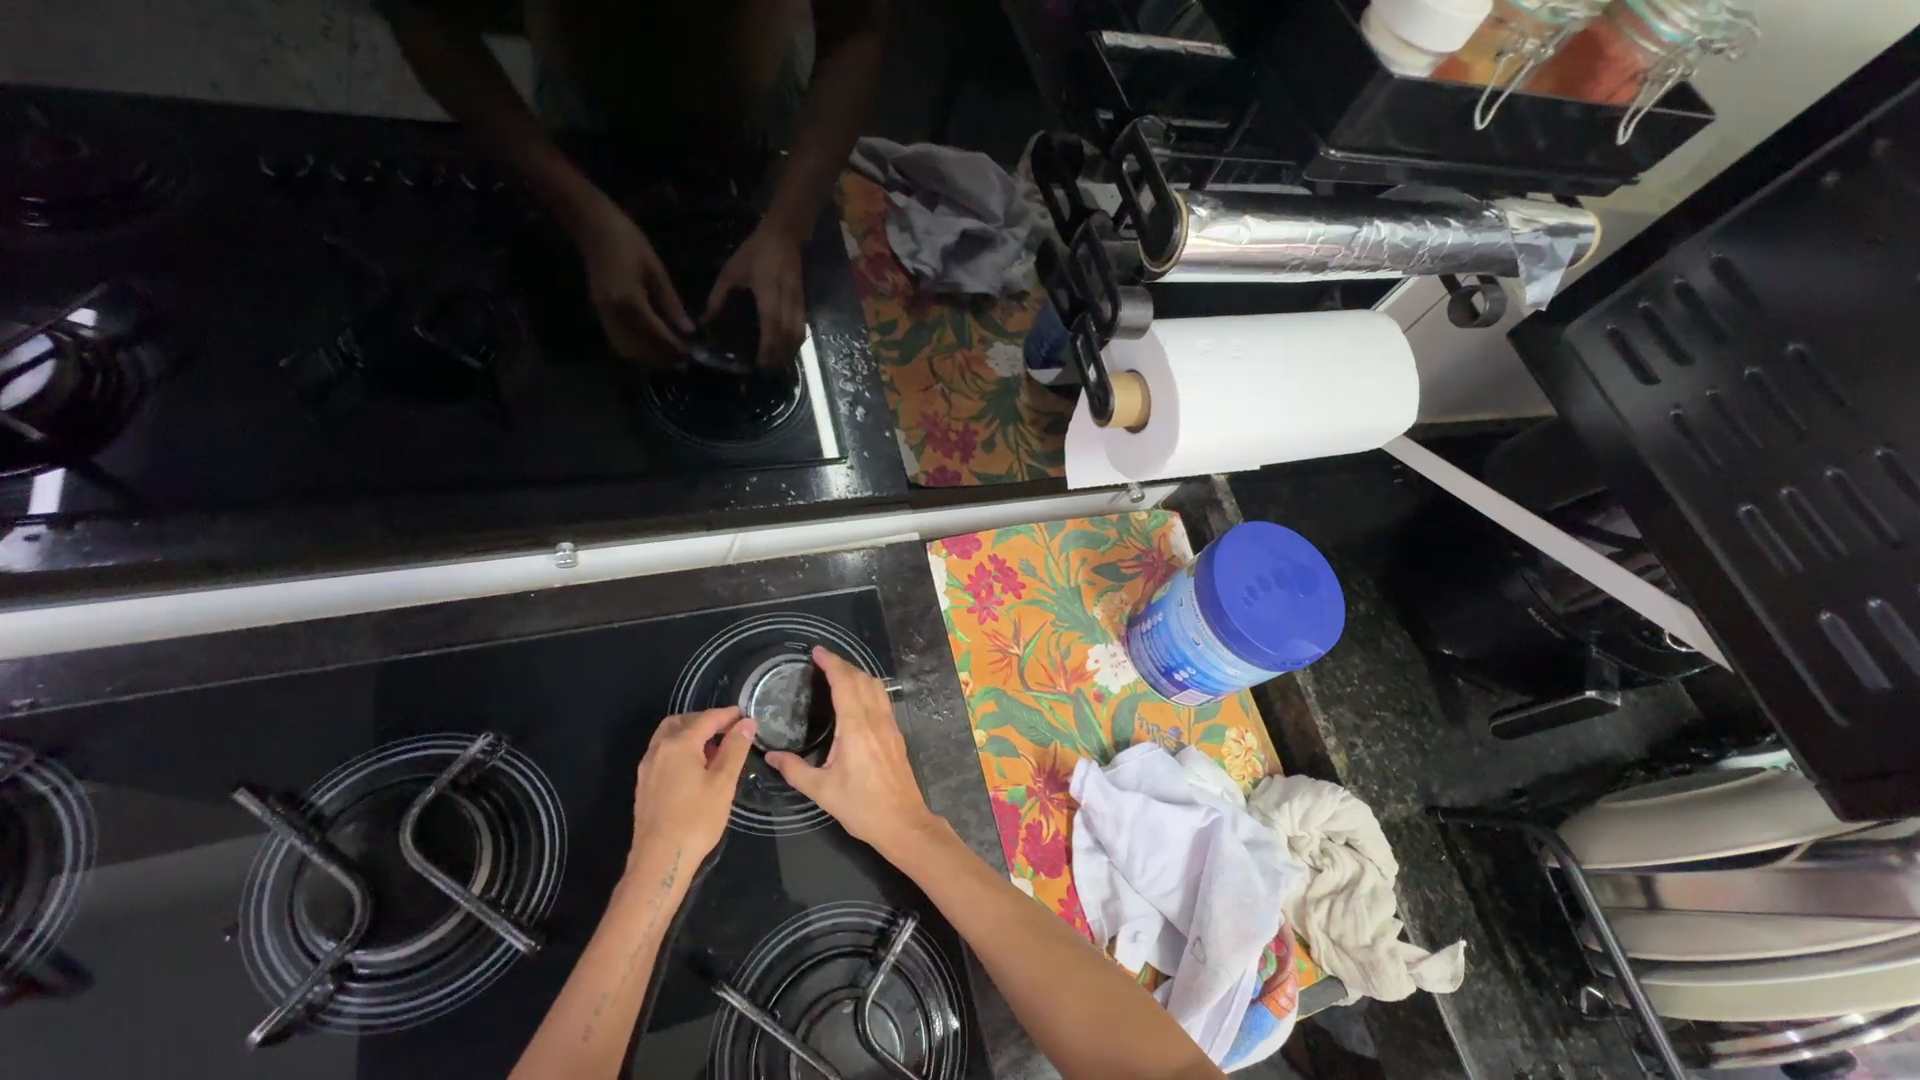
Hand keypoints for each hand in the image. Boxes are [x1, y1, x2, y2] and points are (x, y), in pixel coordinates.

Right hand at [577, 202, 695, 364]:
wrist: (593, 227)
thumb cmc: (629, 242)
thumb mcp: (656, 271)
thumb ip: (672, 303)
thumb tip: (689, 329)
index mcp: (631, 300)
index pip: (657, 334)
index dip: (675, 347)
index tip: (692, 354)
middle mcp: (614, 312)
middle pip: (640, 348)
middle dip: (662, 357)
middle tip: (683, 358)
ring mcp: (603, 313)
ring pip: (626, 348)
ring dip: (648, 356)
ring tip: (669, 354)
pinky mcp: (599, 311)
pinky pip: (617, 339)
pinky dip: (634, 347)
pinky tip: (650, 344)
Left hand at [628, 706, 755, 872]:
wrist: (660, 859)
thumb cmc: (696, 819)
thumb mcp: (723, 782)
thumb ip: (735, 748)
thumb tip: (746, 723)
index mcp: (678, 745)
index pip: (706, 719)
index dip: (728, 715)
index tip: (746, 715)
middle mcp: (658, 751)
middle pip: (681, 722)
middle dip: (704, 721)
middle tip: (727, 730)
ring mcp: (647, 769)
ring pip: (667, 738)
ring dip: (690, 735)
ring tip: (714, 750)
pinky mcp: (645, 785)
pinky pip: (663, 755)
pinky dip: (680, 751)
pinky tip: (695, 770)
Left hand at [705, 222, 804, 372]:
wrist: (785, 234)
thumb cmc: (756, 251)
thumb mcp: (731, 272)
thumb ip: (717, 298)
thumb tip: (704, 322)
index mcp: (768, 297)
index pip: (771, 330)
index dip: (767, 350)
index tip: (760, 366)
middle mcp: (786, 304)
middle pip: (787, 338)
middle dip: (779, 358)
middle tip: (769, 374)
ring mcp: (798, 304)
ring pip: (798, 335)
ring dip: (790, 352)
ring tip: (780, 367)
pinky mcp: (803, 302)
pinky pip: (802, 327)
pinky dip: (796, 341)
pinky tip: (790, 349)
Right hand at [765, 647, 941, 855]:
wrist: (903, 823)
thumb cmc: (861, 807)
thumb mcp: (821, 791)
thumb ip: (794, 770)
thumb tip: (771, 757)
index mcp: (856, 728)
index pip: (845, 683)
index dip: (832, 663)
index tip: (817, 652)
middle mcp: (875, 720)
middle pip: (862, 679)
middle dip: (842, 665)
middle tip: (822, 661)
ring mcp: (889, 726)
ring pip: (876, 688)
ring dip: (858, 675)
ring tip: (838, 674)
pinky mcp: (896, 735)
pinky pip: (882, 701)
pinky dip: (868, 689)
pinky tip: (857, 698)